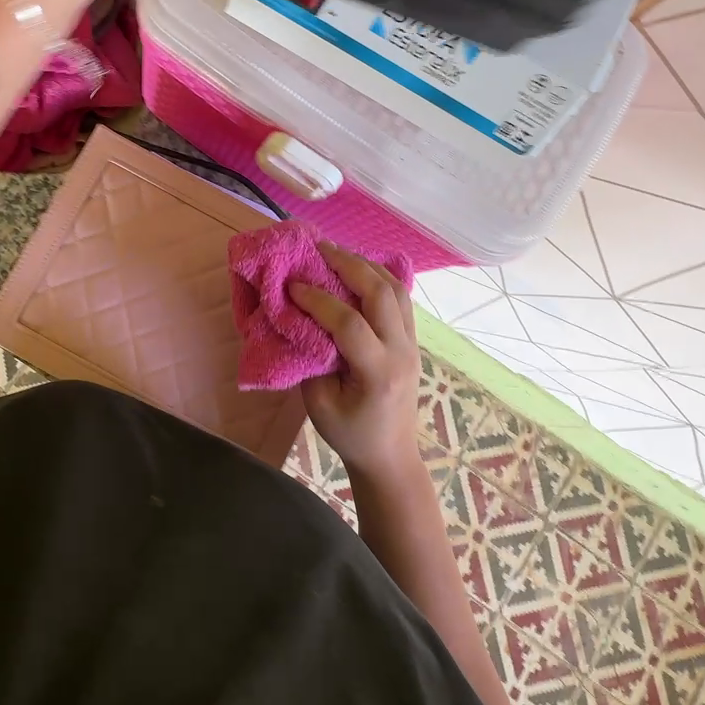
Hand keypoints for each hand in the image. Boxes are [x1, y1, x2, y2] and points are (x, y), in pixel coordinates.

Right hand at [292, 242, 421, 477]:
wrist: (390, 455)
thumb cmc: (350, 434)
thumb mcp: (319, 404)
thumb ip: (309, 359)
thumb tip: (296, 320)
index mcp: (378, 372)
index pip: (350, 324)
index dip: (318, 300)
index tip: (292, 287)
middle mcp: (401, 351)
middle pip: (382, 293)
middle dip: (348, 265)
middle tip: (318, 249)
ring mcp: (412, 343)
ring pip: (396, 289)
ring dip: (366, 266)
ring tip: (337, 253)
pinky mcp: (411, 340)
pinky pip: (399, 298)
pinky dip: (378, 277)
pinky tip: (357, 270)